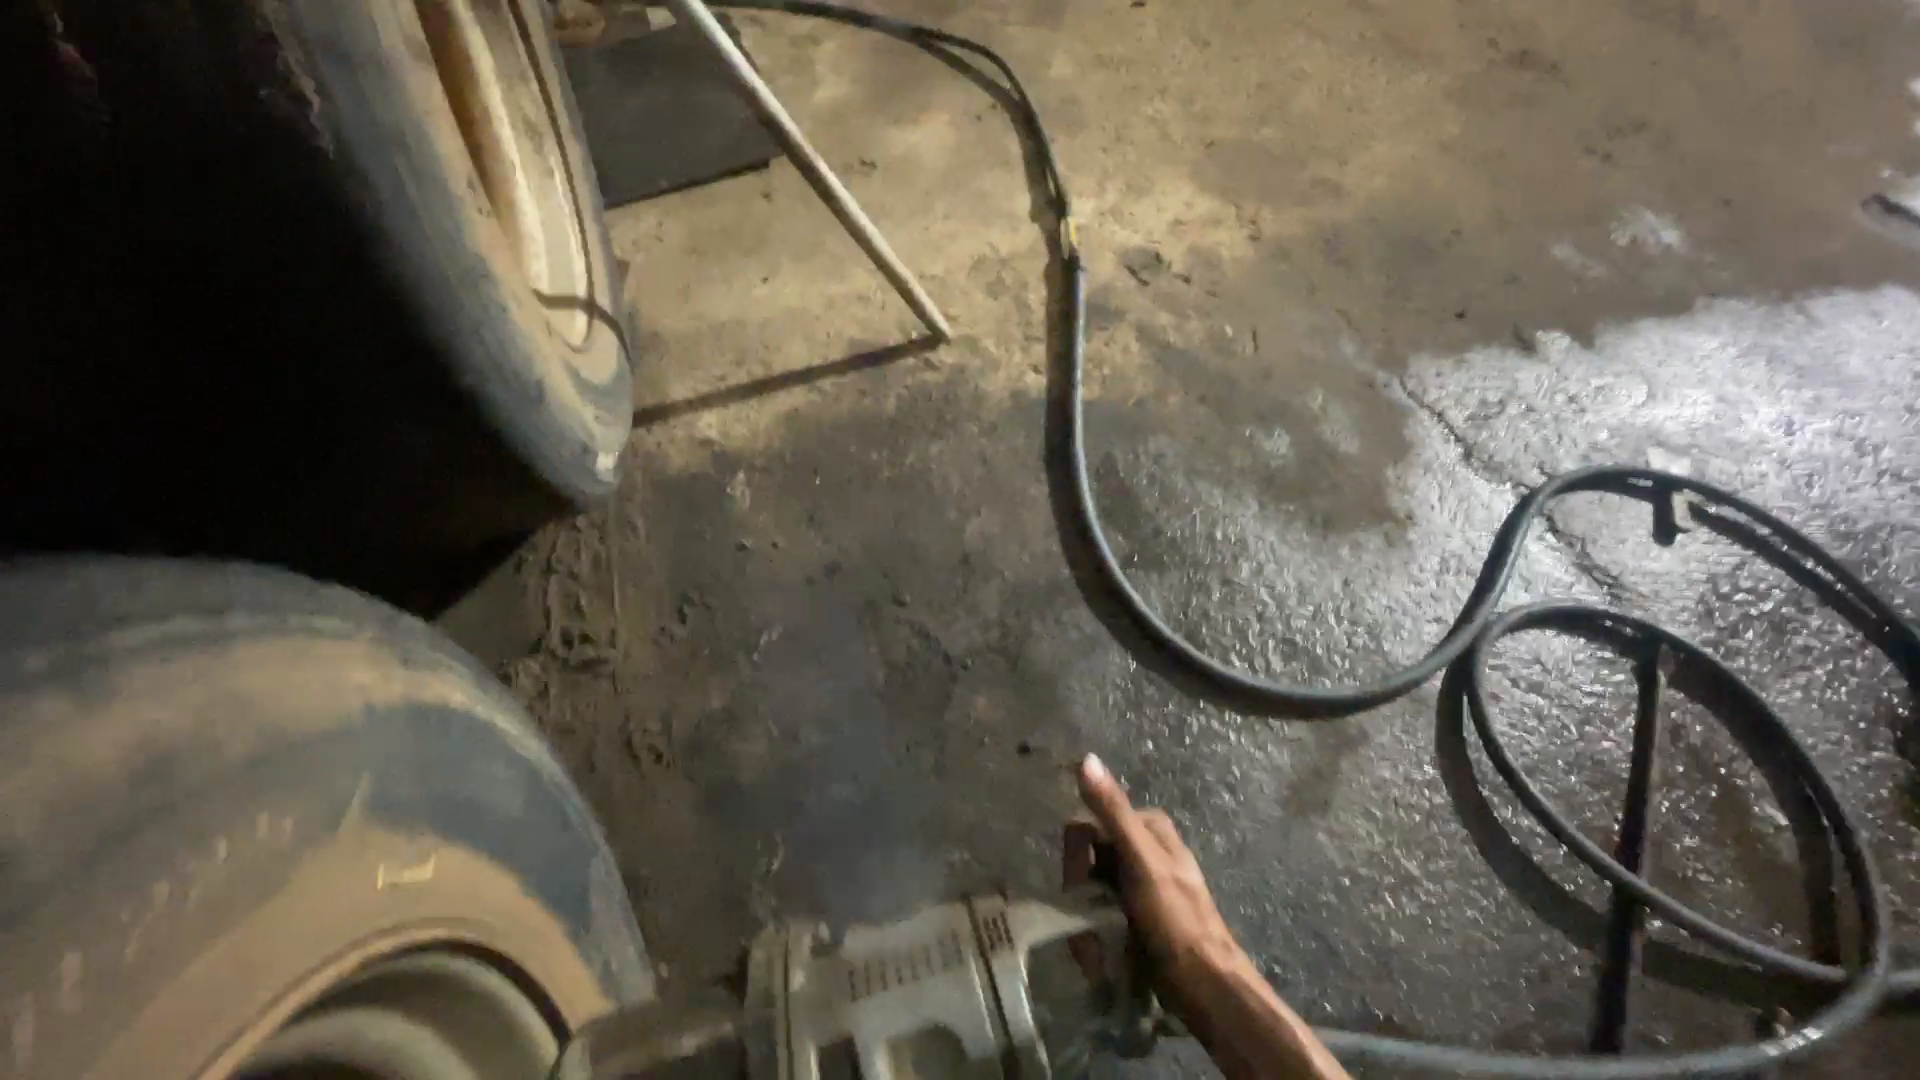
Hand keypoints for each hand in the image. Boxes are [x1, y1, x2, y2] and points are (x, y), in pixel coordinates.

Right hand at [1062, 753, 1252, 1019]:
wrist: (1204, 985)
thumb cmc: (1175, 919)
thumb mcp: (1141, 860)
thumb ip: (1112, 810)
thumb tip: (1086, 758)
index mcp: (1149, 827)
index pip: (1089, 825)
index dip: (1078, 856)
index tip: (1079, 885)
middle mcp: (1144, 849)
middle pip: (1088, 857)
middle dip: (1082, 891)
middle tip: (1088, 921)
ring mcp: (1141, 884)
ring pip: (1092, 888)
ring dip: (1086, 918)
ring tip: (1094, 947)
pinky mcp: (1138, 915)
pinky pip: (1102, 912)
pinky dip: (1096, 931)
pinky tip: (1100, 952)